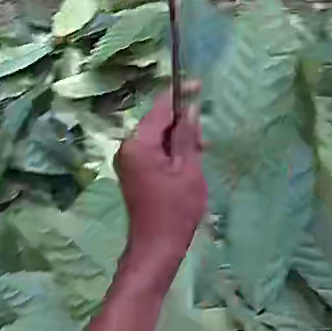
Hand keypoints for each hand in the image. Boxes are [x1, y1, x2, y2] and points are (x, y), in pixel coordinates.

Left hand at [113, 89, 205, 280]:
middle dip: (181, 122)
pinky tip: (187, 161)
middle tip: (204, 140)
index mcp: (138, 143)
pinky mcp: (133, 172)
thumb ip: (187, 136)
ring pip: (156, 136)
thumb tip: (190, 108)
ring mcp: (128, 160)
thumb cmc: (176, 209)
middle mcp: (127, 147)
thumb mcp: (188, 169)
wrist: (156, 246)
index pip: (160, 108)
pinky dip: (170, 150)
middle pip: (157, 121)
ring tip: (200, 152)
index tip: (199, 85)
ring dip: (178, 138)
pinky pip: (152, 150)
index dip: (180, 94)